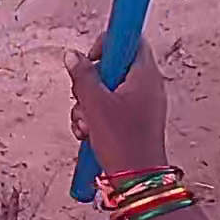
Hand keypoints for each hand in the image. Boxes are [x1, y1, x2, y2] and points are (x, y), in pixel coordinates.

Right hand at [66, 36, 168, 172]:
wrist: (136, 178)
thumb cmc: (121, 140)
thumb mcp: (95, 104)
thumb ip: (83, 76)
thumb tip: (72, 55)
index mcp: (144, 76)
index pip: (131, 41)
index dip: (108, 44)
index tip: (91, 60)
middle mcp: (146, 86)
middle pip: (112, 68)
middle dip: (89, 82)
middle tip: (82, 97)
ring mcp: (140, 104)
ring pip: (105, 90)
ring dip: (87, 104)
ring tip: (85, 123)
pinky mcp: (132, 120)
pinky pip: (108, 108)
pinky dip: (94, 117)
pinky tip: (88, 133)